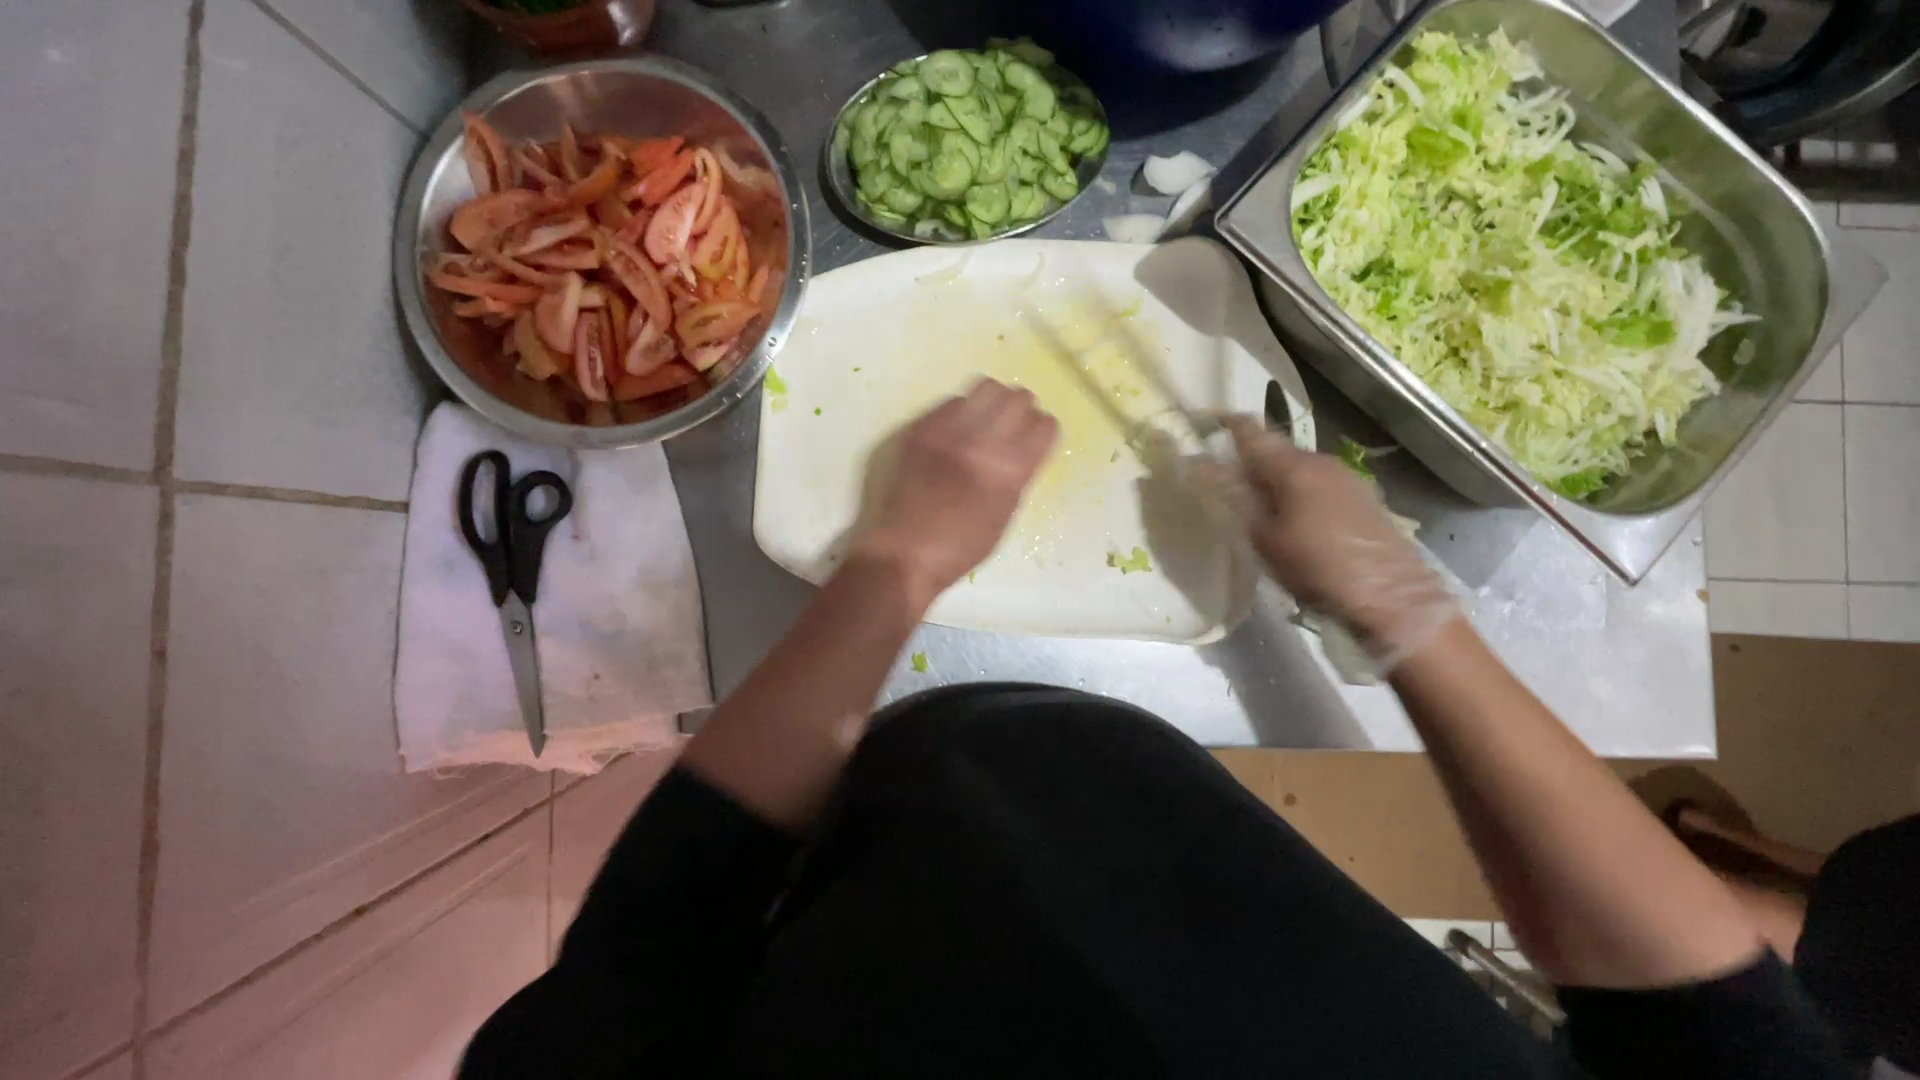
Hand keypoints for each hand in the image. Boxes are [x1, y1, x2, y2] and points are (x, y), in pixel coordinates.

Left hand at [849, 379, 1057, 604]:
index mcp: (1010, 470)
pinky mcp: (918, 427)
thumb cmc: (959, 548)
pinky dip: (958, 412)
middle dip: (1021, 409)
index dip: (1042, 431)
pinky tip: (952, 432)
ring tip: (983, 422)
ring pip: (984, 387)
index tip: (1035, 438)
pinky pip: (948, 401)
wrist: (901, 554)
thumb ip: (1018, 475)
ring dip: (990, 402)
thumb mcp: (1004, 515)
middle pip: (1018, 397)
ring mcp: (946, 430)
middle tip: (1011, 425)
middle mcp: (981, 441)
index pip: (1045, 425)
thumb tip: (1022, 447)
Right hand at [1210, 415, 1458, 663]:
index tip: (1206, 423)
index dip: (1227, 424)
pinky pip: (1319, 483)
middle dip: (1250, 460)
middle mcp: (1321, 461)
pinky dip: (1299, 491)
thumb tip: (1204, 465)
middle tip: (1226, 481)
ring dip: (1275, 478)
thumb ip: (1235, 498)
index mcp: (1293, 467)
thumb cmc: (1317, 568)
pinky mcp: (1363, 497)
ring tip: (1258, 505)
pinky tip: (1294, 518)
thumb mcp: (1264, 539)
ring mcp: (1347, 477)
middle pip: (1277, 450)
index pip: (1253, 432)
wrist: (1392, 597)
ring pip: (1299, 468)